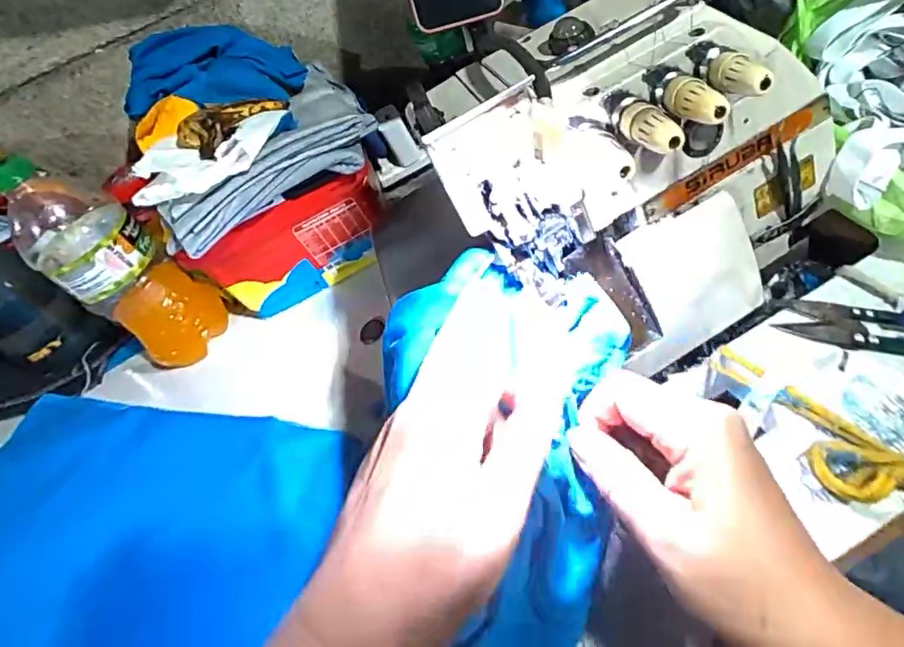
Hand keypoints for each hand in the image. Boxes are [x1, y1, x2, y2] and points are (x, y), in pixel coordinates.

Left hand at [272, 278, 576, 646]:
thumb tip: (555, 362)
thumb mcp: (500, 504)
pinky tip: (486, 400)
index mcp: (445, 408)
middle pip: (463, 339)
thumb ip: (530, 426)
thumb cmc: (435, 571)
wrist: (348, 632)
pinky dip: (467, 376)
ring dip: (482, 343)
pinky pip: (438, 391)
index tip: (545, 291)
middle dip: (495, 312)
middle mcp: (418, 404)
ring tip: (517, 340)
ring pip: (449, 365)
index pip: (488, 332)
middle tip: (533, 303)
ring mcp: (399, 427)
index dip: (517, 306)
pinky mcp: (393, 450)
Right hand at [567, 372, 903, 646]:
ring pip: (652, 419)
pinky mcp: (722, 451)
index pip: (623, 388)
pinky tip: (644, 495)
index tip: (576, 461)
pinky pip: (671, 438)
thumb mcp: (665, 534)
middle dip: (606, 433)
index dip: (590, 416)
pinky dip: (648, 460)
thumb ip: (616, 477)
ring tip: (615, 494)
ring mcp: (720, 431)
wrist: (801, 611)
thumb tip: (575, 435)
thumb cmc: (734, 579)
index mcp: (700, 424)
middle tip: (591, 483)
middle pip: (638, 400)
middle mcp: (711, 413)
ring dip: (625, 449)